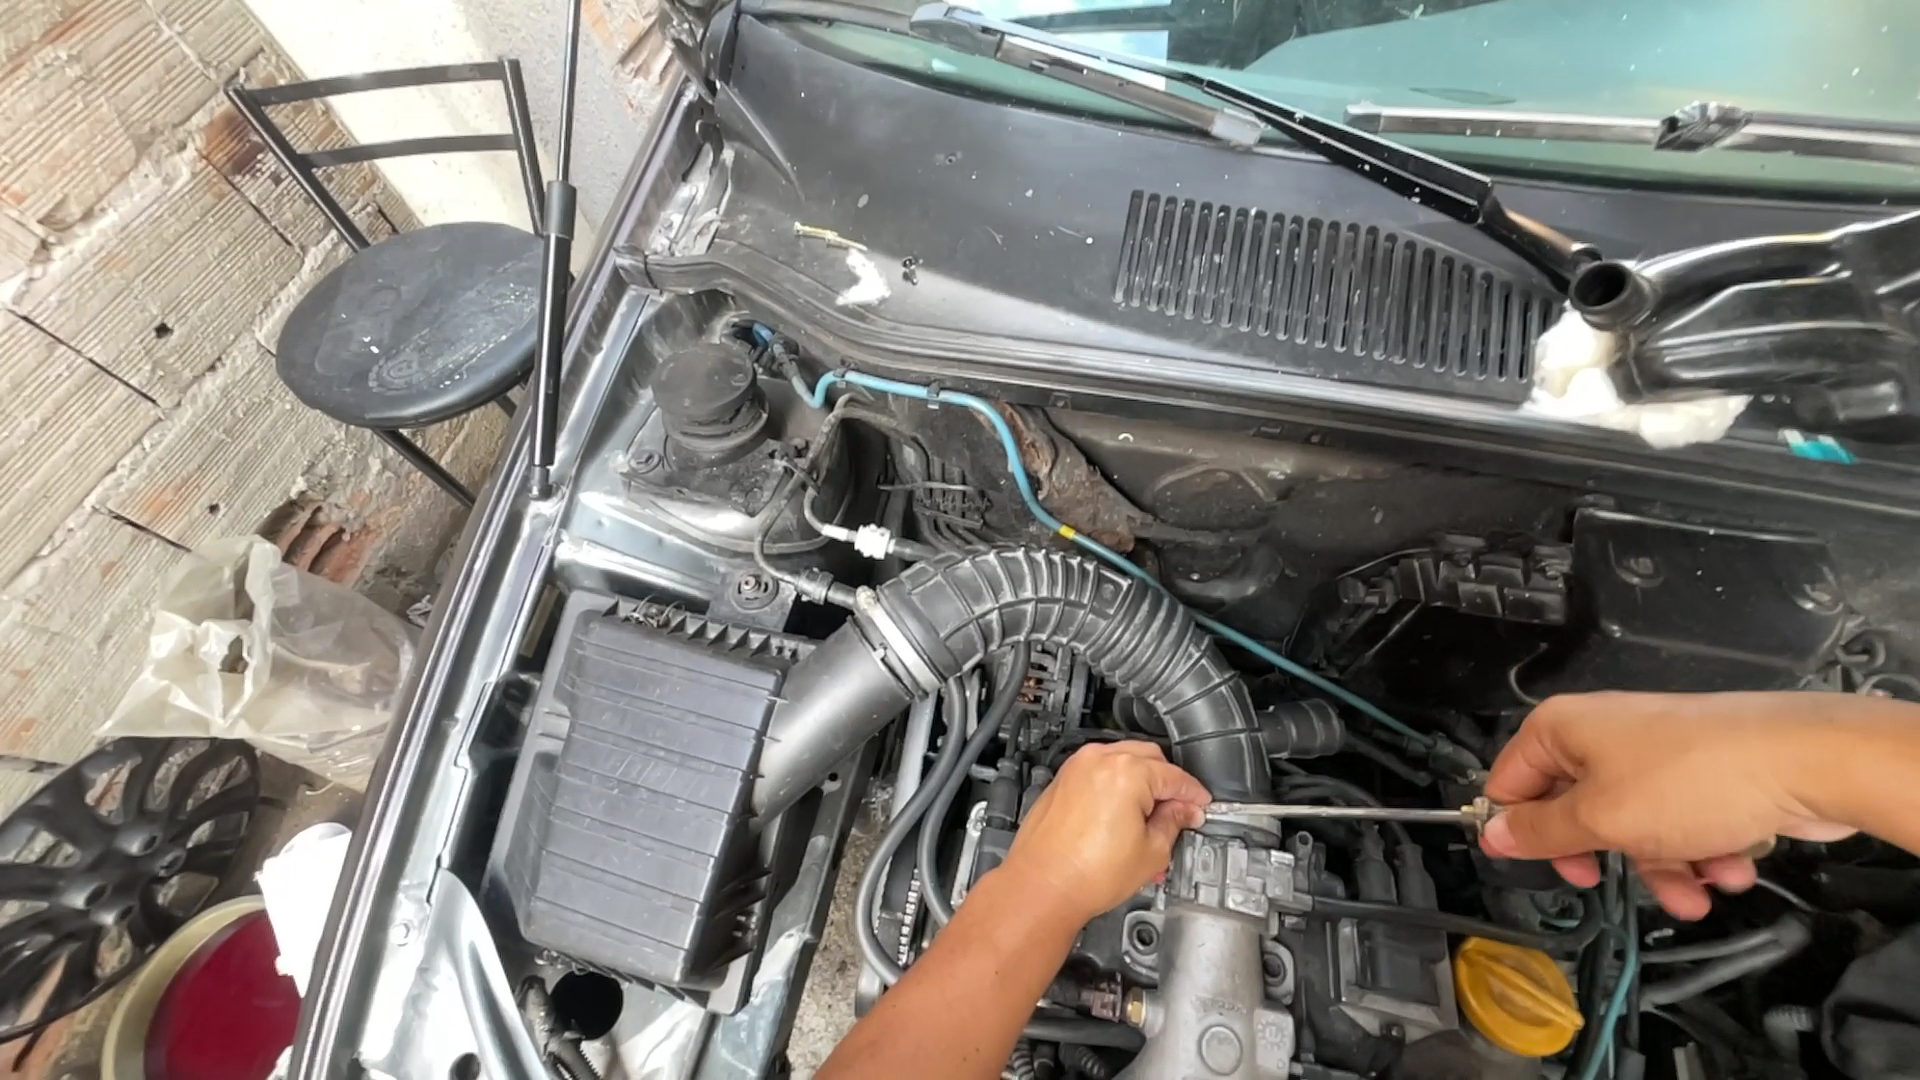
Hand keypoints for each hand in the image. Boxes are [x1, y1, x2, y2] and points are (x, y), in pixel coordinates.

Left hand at [997, 742, 1211, 925]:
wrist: (1042, 884)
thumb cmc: (1086, 873)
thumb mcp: (1151, 852)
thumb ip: (1173, 823)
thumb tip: (1183, 811)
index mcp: (1127, 771)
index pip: (1175, 776)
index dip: (1194, 794)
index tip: (1201, 806)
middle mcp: (1100, 759)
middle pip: (1150, 758)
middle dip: (1168, 784)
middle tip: (1179, 813)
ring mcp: (1078, 766)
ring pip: (1124, 760)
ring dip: (1143, 782)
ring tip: (1151, 819)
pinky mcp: (1064, 777)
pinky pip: (1101, 770)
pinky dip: (1118, 784)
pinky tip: (1125, 814)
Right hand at [1480, 691, 1856, 918]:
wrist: (1809, 761)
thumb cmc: (1683, 784)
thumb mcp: (1600, 819)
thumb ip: (1540, 832)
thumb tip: (1489, 837)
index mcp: (1556, 729)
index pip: (1509, 782)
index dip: (1520, 827)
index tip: (1546, 867)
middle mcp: (1594, 732)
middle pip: (1572, 805)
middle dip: (1603, 855)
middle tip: (1607, 884)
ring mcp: (1650, 748)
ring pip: (1631, 817)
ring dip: (1660, 864)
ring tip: (1696, 898)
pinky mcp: (1699, 766)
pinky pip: (1676, 812)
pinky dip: (1697, 845)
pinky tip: (1730, 867)